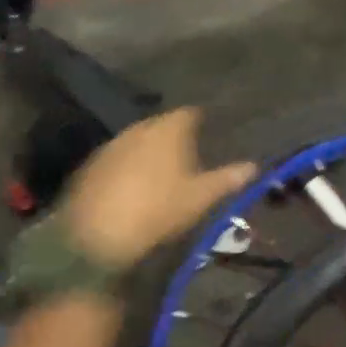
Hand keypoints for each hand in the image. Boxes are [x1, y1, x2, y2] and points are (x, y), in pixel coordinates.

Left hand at [62, 108, 255, 268]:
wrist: (96, 233)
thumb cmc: (158, 209)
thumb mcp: (199, 198)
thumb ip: (227, 179)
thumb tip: (254, 166)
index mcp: (169, 129)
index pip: (190, 113)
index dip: (201, 122)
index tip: (209, 134)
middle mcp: (139, 127)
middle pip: (162, 124)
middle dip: (174, 136)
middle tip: (188, 156)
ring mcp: (112, 143)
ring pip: (138, 140)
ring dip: (149, 151)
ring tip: (161, 173)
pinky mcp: (91, 163)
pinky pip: (118, 157)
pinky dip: (128, 166)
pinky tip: (131, 186)